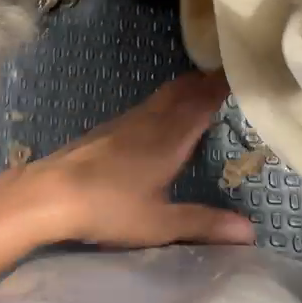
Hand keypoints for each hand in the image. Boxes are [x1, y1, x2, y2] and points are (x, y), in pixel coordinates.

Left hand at [0, 71, 255, 247]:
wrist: (52, 193)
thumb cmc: (109, 207)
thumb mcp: (160, 223)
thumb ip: (203, 223)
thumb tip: (250, 230)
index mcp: (167, 140)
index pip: (199, 104)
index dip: (218, 87)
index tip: (237, 72)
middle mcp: (147, 123)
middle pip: (179, 93)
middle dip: (201, 83)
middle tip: (223, 76)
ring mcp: (123, 123)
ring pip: (160, 98)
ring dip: (181, 90)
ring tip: (198, 89)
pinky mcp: (105, 130)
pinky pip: (144, 107)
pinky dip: (162, 103)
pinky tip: (158, 116)